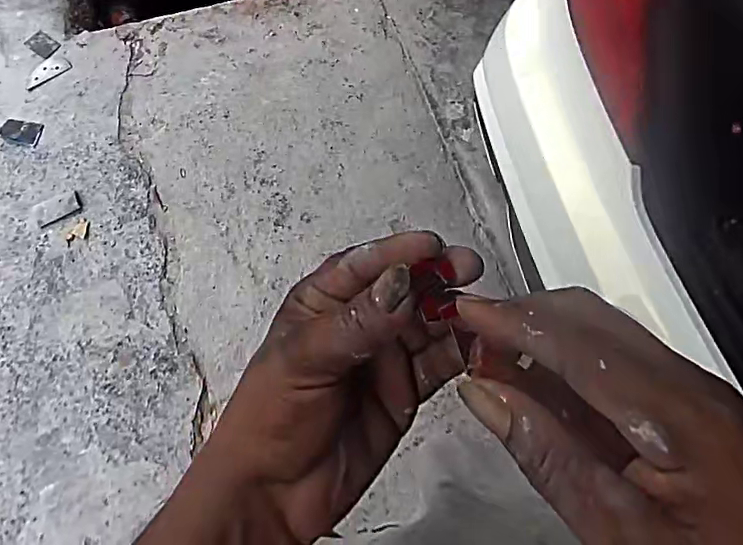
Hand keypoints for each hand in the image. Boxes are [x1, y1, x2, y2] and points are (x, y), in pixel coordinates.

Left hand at [138, 231, 483, 543]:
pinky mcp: (404, 389)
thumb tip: (397, 284)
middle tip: (464, 268)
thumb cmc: (266, 417)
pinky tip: (475, 344)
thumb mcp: (305, 359)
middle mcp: (358, 320)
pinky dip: (459, 352)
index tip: (429, 246)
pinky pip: (438, 362)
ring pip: (427, 322)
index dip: (399, 251)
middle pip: (405, 286)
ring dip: (452, 312)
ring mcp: (383, 354)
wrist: (272, 496)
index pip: (366, 263)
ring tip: (476, 309)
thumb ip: (356, 323)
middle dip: (436, 275)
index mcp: (324, 299)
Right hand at [452, 288, 742, 544]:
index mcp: (690, 420)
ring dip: (546, 335)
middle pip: (593, 321)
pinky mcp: (698, 407)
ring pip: (606, 333)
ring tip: (496, 356)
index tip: (467, 312)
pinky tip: (541, 381)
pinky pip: (623, 361)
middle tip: (473, 335)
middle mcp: (701, 390)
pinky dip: (573, 360)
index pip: (580, 344)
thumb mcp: (623, 541)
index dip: (514, 322)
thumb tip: (487, 394)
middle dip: (526, 318)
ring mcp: (703, 395)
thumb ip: (551, 459)